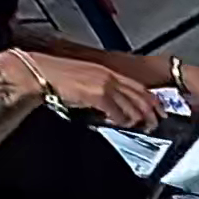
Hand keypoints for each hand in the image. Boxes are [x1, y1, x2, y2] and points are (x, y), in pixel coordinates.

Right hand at [26, 54, 161, 130]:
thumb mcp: (89, 80)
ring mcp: (104, 84)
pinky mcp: (98, 94)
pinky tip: (109, 121)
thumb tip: (123, 107)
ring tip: (127, 125)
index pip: (141, 88)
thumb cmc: (59, 79)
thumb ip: (108, 90)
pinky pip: (119, 115)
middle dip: (151, 116)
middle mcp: (109, 76)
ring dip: (134, 121)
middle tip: (150, 127)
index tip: (161, 114)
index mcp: (108, 72)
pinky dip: (118, 122)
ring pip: (134, 110)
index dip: (155, 103)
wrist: (37, 72)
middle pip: (143, 100)